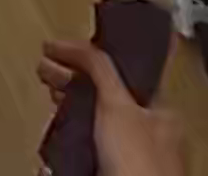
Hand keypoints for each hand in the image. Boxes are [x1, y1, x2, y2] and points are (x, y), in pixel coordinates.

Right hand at [39, 40, 184, 175]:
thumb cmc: (138, 162)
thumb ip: (100, 69)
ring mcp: (128, 146)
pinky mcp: (109, 162)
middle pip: (101, 86)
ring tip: (45, 83)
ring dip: (65, 91)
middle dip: (69, 71)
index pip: (120, 68)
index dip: (88, 54)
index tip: (59, 49)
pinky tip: (54, 111)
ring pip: (90, 106)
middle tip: (45, 64)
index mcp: (162, 111)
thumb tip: (77, 46)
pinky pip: (83, 128)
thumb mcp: (117, 105)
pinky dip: (67, 116)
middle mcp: (147, 126)